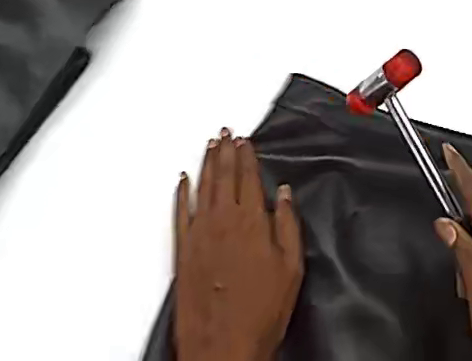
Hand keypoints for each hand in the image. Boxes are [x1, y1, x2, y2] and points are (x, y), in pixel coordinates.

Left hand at [175, 129, 303, 360]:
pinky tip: (183, 179)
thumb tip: (284, 193)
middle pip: (224, 175)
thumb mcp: (290, 269)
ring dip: (207, 163)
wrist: (223, 347)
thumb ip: (288, 225)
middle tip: (225, 132)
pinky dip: (182, 192)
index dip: (247, 156)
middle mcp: (223, 219)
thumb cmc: (260, 312)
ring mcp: (200, 232)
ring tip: (210, 145)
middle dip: (226, 150)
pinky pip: (181, 210)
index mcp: (251, 220)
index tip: (245, 140)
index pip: (248, 177)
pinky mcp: (183, 248)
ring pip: (203, 186)